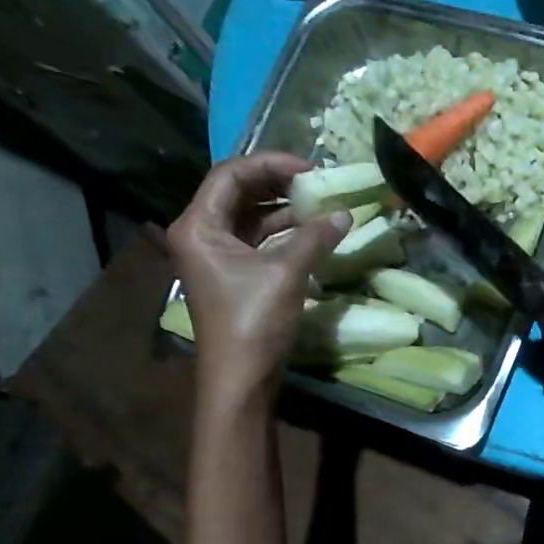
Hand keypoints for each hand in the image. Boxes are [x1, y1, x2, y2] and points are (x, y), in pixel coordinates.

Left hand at [167, 153, 350, 401]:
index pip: (230, 175)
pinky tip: (309, 230)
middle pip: (237, 191)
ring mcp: (214, 255)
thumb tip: (345, 214)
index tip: (309, 167)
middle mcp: (199, 234)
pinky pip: (255, 238)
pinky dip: (280, 231)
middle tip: (315, 181)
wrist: (240, 380)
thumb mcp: (286, 274)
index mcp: (198, 226)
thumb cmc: (252, 322)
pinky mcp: (230, 273)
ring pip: (248, 215)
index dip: (271, 164)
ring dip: (282, 207)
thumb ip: (314, 237)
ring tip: (318, 203)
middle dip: (277, 183)